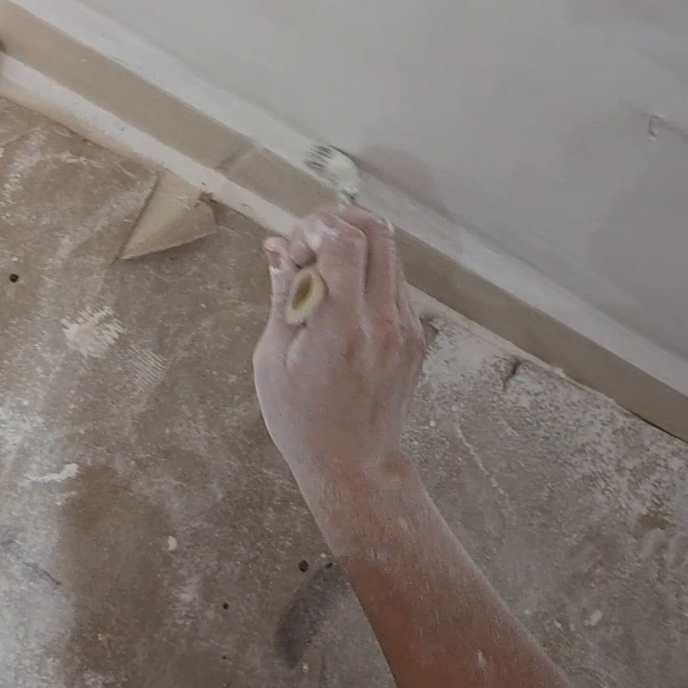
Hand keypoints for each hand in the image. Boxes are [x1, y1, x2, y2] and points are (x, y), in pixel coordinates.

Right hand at [252, 207, 426, 506]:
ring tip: (315, 273)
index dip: (313, 228)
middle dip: (335, 221)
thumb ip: (282, 296)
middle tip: (304, 246)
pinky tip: (334, 297)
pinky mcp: (416, 335)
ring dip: (350, 244)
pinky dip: (362, 270)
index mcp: (342, 330)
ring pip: (389, 251)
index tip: (291, 251)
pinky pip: (392, 280)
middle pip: (377, 231)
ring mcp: (407, 328)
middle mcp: (385, 323)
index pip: (345, 243)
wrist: (353, 466)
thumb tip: (278, 247)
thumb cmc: (298, 418)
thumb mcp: (271, 358)